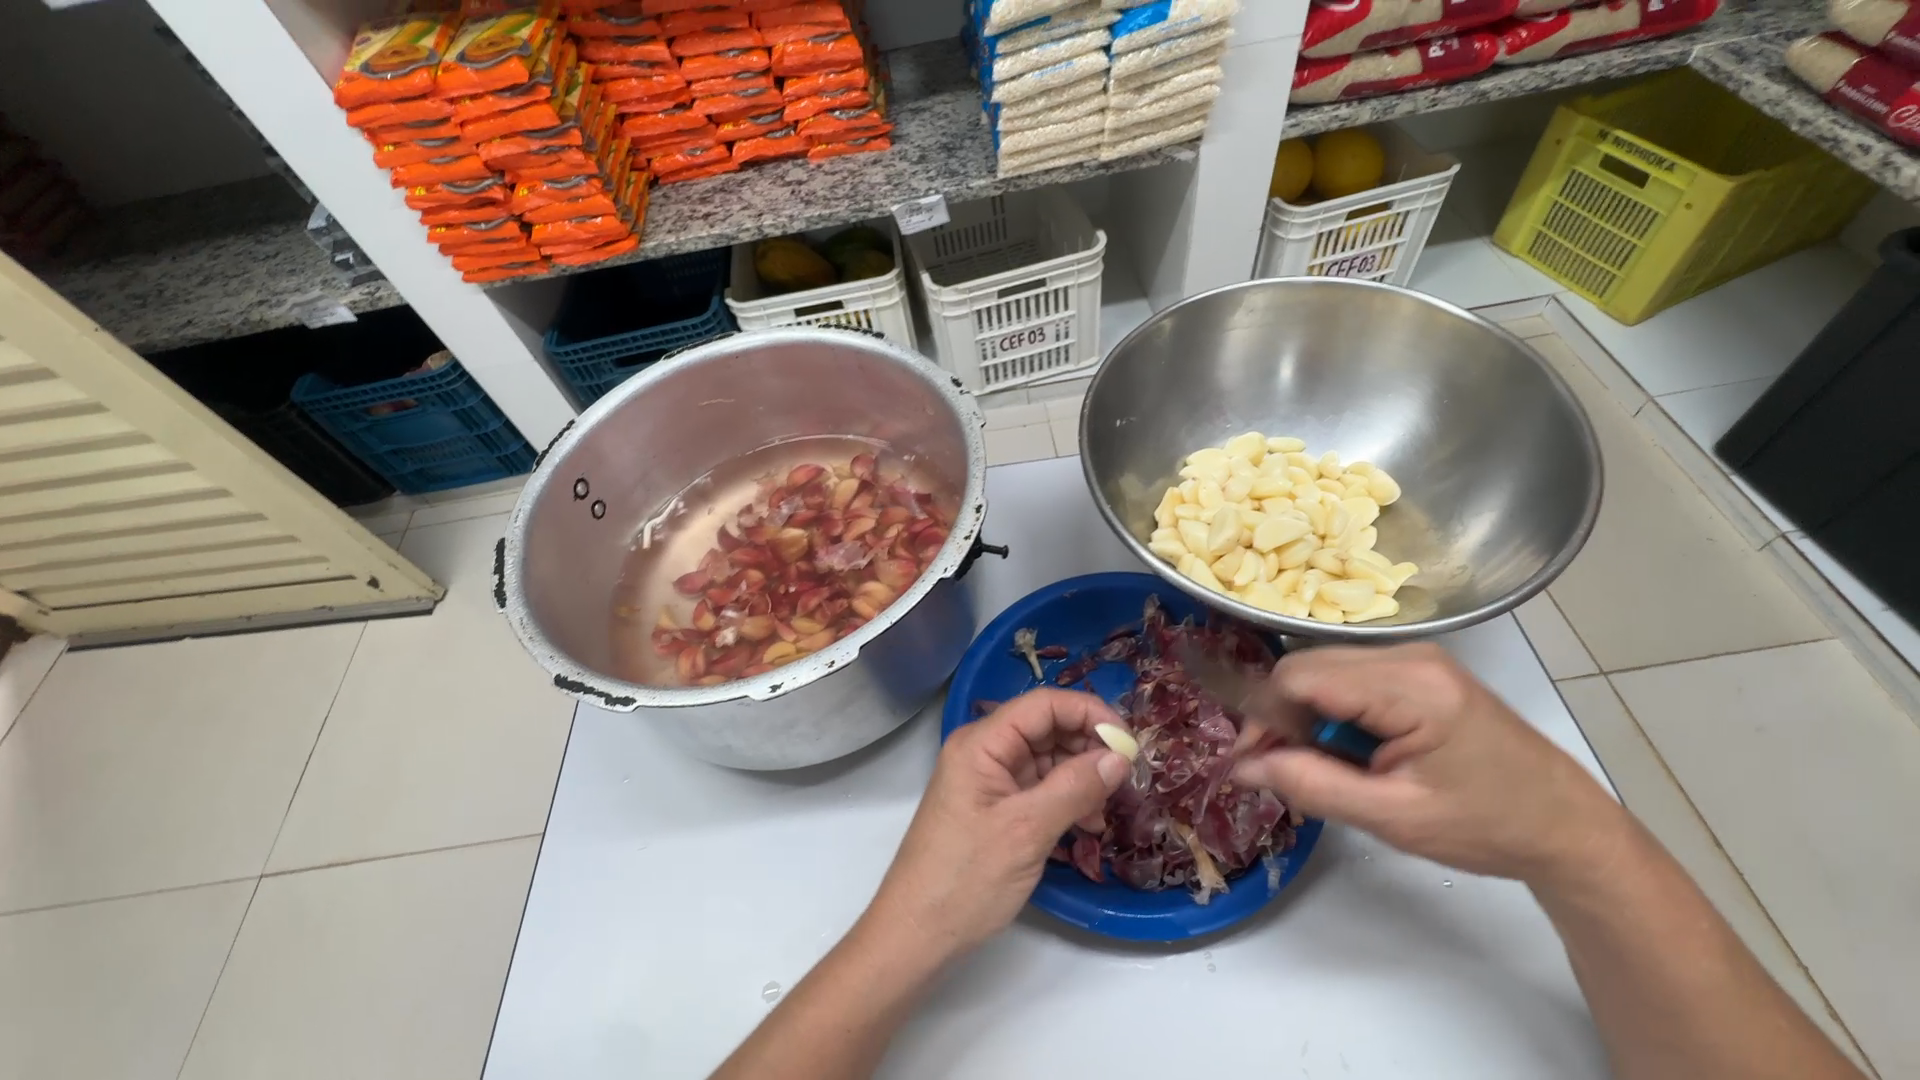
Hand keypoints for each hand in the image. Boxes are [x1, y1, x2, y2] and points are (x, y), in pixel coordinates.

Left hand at [865, 689, 1132, 958]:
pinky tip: (1087, 825)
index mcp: (982, 743)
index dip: (1090, 713)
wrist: (916, 934)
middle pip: (1047, 728)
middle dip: (1088, 748)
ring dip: (1081, 778)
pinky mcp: (995, 809)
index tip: (1130, 742)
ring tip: (1105, 811)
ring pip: (1048, 759)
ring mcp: (989, 781)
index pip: (1044, 704)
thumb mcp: (1026, 831)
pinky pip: (1040, 788)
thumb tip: (1120, 755)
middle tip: (1125, 780)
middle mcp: (984, 752)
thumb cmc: (965, 880)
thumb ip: (1075, 787)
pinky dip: (1067, 800)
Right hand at [1231, 643, 1625, 883]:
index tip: (1253, 763)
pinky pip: (1347, 676)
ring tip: (1320, 764)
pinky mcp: (1418, 670)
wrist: (1567, 826)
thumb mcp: (1392, 818)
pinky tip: (1347, 749)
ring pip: (1322, 670)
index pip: (1300, 677)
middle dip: (1280, 715)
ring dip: (1304, 714)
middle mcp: (1410, 655)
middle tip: (1282, 768)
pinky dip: (1330, 710)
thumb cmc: (1487, 827)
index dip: (1263, 716)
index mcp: (1411, 687)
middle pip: (1306, 666)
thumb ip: (1311, 785)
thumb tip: (1241, 766)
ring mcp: (1416, 657)